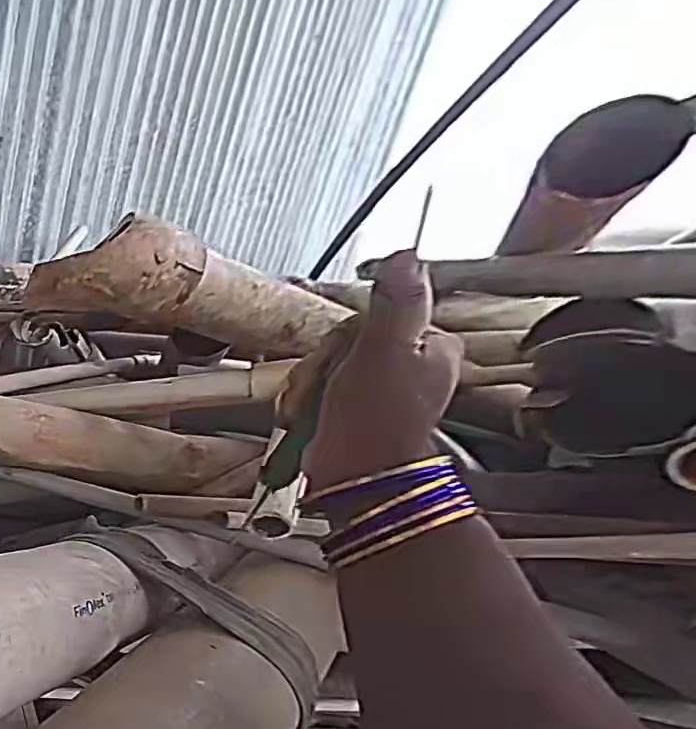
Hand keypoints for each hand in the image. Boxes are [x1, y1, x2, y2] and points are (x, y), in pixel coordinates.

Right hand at [303, 250, 463, 489]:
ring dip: (302, 390)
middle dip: (316, 370)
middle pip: (337, 346)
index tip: (339, 360)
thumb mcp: (385, 351)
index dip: (337, 340)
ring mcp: (373, 390)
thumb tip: (404, 255)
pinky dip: (299, 405)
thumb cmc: (373, 419)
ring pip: (318, 370)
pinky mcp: (346, 411)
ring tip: (309, 410)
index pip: (362, 322)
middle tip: (321, 390)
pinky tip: (305, 417)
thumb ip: (395, 304)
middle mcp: (405, 366)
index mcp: (429, 346)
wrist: (351, 473)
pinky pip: (310, 393)